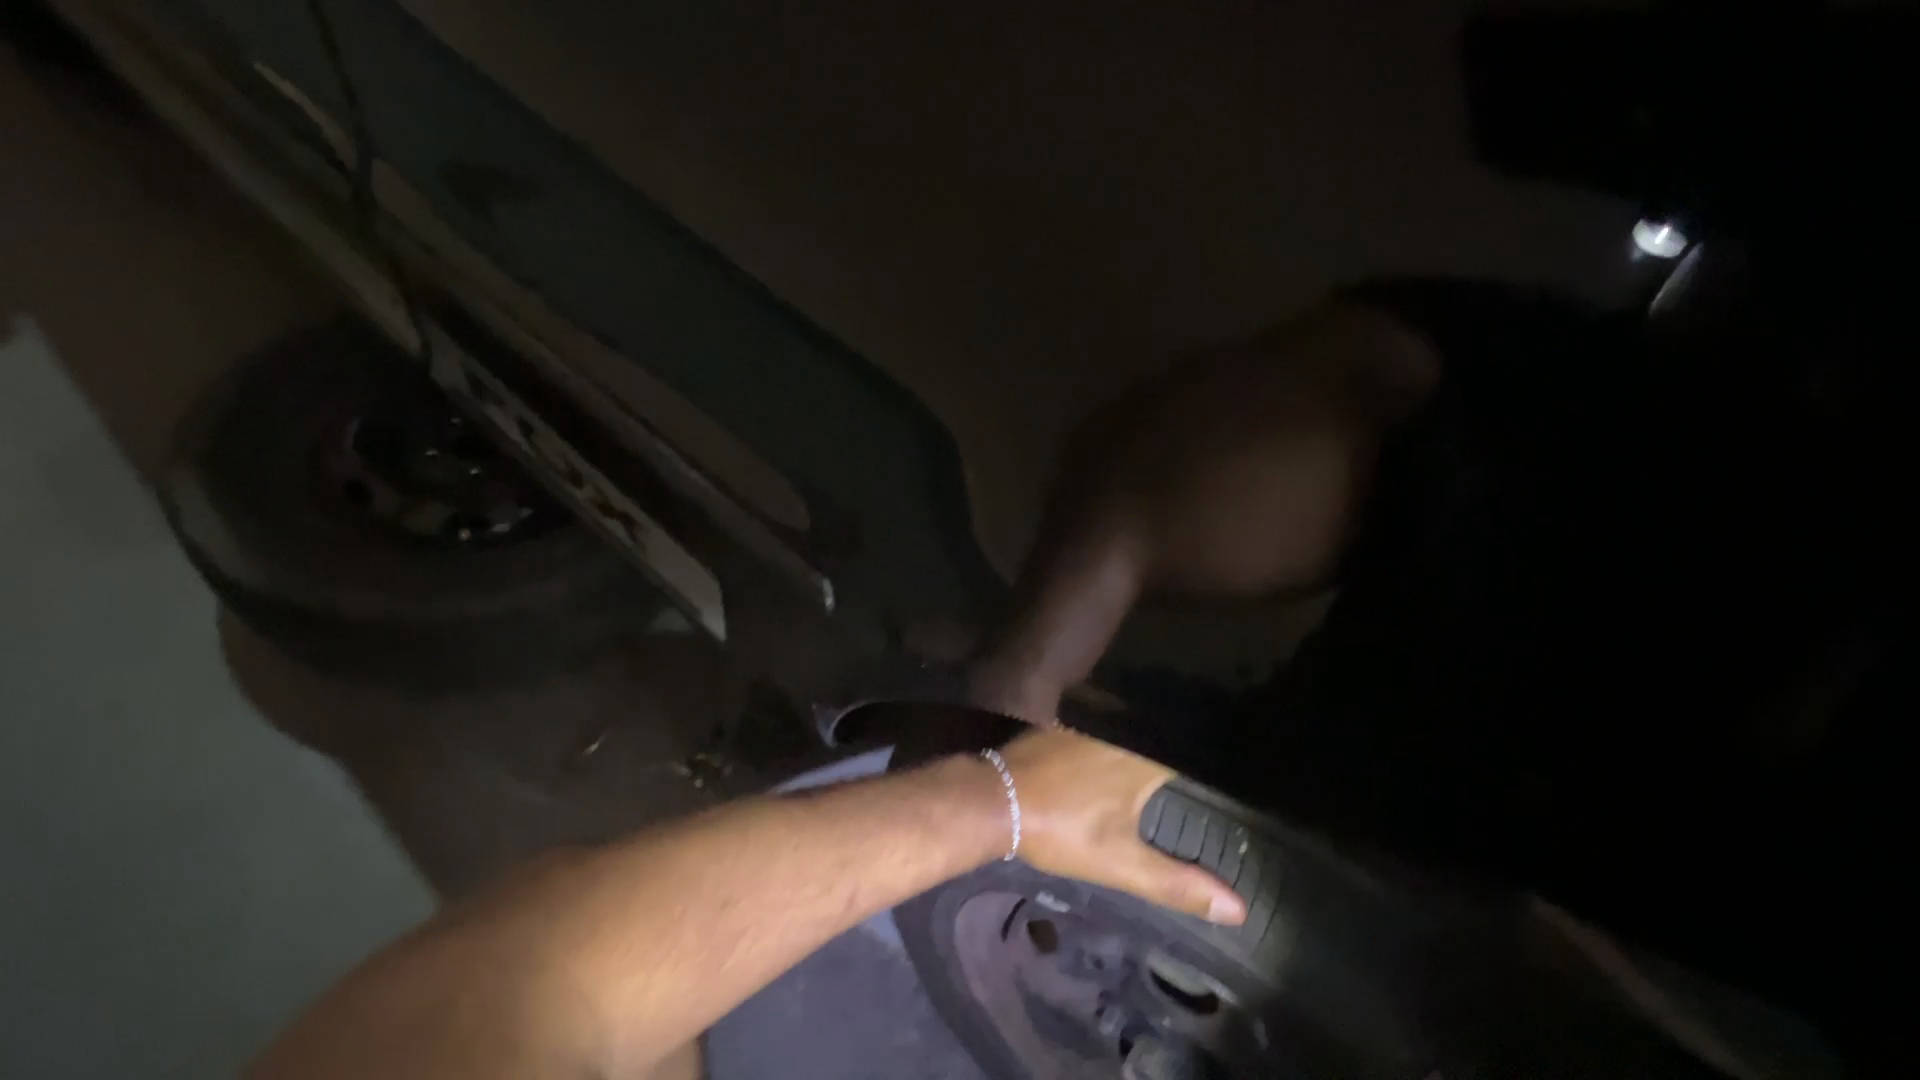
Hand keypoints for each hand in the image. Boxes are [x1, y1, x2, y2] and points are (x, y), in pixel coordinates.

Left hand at [995, 728, 1246, 924]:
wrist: (994, 798)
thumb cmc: (1061, 830)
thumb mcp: (1122, 863)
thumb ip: (1177, 882)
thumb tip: (1239, 909)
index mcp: (1146, 757)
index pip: (1193, 748)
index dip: (1212, 754)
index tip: (1231, 760)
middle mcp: (1125, 728)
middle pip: (1165, 730)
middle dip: (1184, 739)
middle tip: (1209, 751)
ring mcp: (1094, 719)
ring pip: (1136, 722)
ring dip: (1153, 731)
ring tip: (1175, 745)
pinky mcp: (1069, 719)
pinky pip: (1107, 718)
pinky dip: (1121, 728)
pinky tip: (1123, 743)